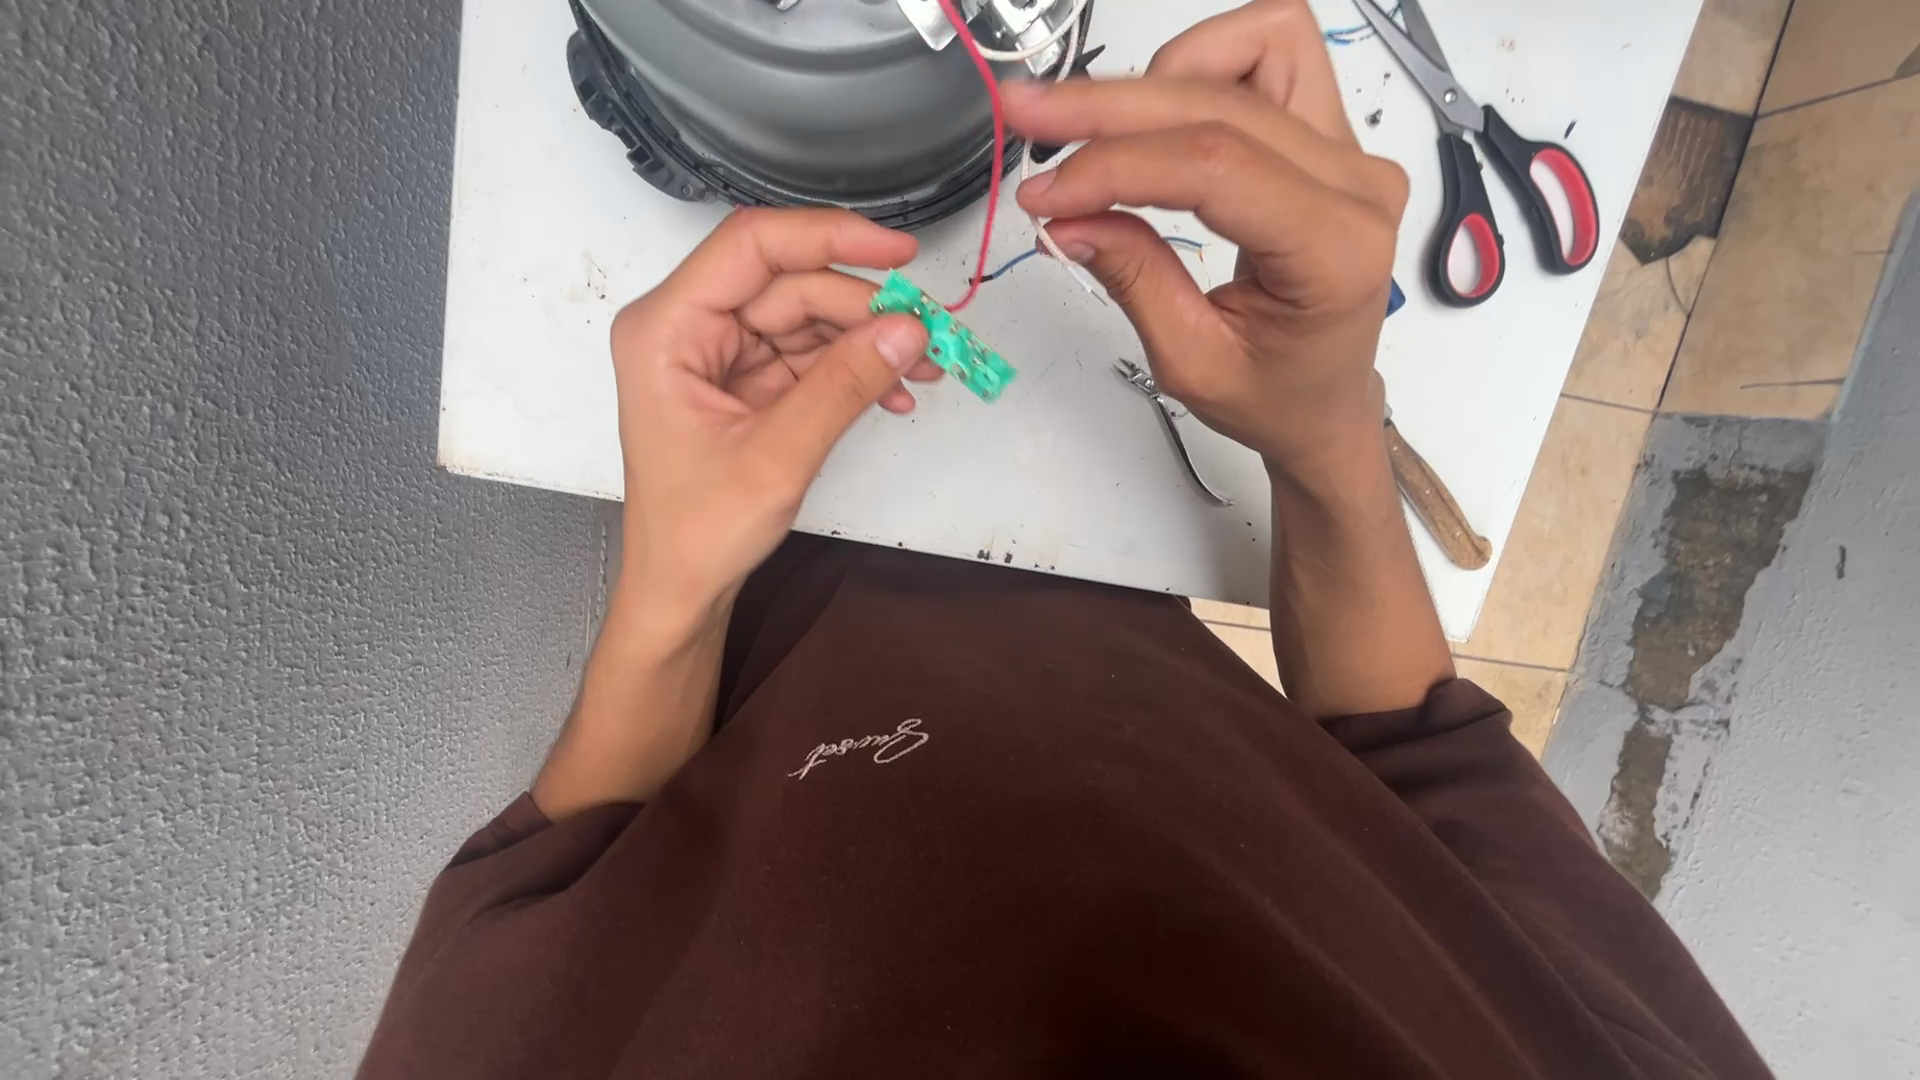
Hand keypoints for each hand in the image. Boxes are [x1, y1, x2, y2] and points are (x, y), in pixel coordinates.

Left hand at [608, 208, 934, 626]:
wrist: (685, 586)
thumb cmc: (701, 530)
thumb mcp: (778, 457)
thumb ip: (842, 387)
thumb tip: (908, 330)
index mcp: (668, 329)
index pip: (753, 248)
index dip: (829, 237)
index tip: (899, 253)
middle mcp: (691, 329)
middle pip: (790, 285)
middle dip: (863, 307)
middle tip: (928, 333)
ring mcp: (722, 357)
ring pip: (807, 319)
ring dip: (867, 341)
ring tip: (925, 366)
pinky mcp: (749, 384)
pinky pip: (810, 358)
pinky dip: (853, 372)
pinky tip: (894, 392)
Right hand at [1003, 0, 1408, 487]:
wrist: (1321, 403)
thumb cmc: (1271, 397)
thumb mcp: (1190, 361)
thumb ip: (1134, 279)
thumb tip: (1066, 220)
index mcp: (1334, 252)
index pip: (1213, 167)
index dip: (1114, 167)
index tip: (1042, 193)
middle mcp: (1355, 184)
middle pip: (1222, 98)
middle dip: (1111, 107)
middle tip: (1029, 117)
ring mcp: (1348, 151)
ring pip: (1255, 47)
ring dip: (1163, 77)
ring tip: (1098, 131)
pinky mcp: (1328, 139)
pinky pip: (1268, 57)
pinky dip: (1199, 71)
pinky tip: (1152, 121)